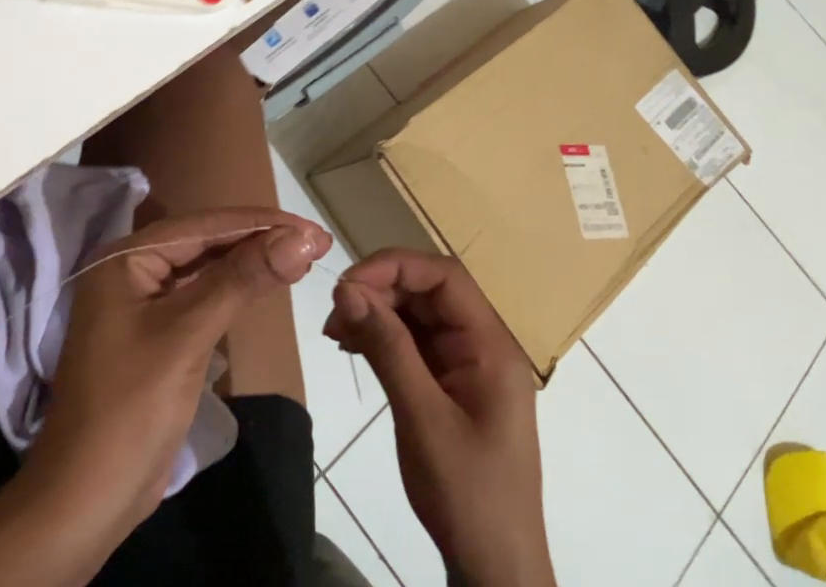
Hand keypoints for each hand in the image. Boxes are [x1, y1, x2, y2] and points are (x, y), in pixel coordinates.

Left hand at [0, 208, 327, 586]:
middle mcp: (127, 272)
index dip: (260, 223)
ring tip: (301, 259)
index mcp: (123, 259)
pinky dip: (231, 293)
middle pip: (201, 243)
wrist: (89, 491)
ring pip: (201, 272)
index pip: (201, 225)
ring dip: (247, 265)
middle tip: (317, 244)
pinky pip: (197, 301)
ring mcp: (138, 306)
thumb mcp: (187, 335)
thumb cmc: (132, 406)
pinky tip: (262, 289)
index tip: (315, 228)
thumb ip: (241, 280)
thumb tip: (299, 236)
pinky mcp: (152, 338)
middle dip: (257, 241)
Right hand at [323, 249, 553, 586]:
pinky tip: (351, 346)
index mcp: (491, 346)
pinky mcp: (449, 386)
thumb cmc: (466, 490)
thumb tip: (346, 288)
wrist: (493, 563)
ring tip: (334, 332)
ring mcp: (466, 366)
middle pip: (428, 291)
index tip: (345, 285)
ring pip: (416, 315)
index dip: (393, 267)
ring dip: (374, 313)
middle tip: (332, 313)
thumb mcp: (421, 416)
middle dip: (377, 291)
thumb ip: (387, 347)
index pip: (444, 277)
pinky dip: (380, 337)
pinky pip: (413, 343)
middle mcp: (482, 346)